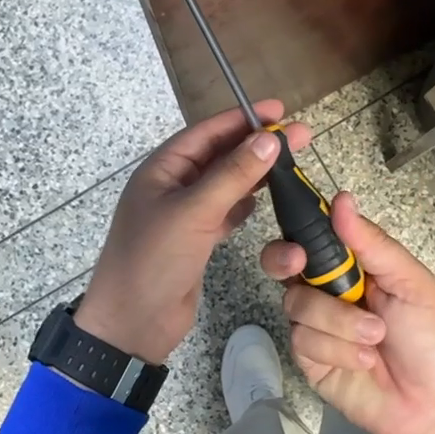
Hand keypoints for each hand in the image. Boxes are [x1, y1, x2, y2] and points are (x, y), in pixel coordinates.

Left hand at [76, 101, 310, 363]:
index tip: (281, 110)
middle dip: (257, 145)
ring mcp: (183, 215)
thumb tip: (269, 139)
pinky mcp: (195, 241)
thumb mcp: (193, 212)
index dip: (243, 119)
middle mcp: (172, 187)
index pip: (207, 133)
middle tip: (301, 136)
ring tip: (293, 165)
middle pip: (220, 156)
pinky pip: (225, 212)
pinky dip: (245, 204)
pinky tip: (266, 199)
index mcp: (162, 170)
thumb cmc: (154, 260)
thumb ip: (232, 175)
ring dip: (255, 175)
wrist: (133, 323)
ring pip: (225, 184)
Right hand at [261, 192, 434, 433]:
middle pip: (283, 264)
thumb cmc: (434, 339)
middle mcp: (328, 291)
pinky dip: (336, 348)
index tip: (301, 232)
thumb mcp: (411, 282)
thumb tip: (341, 199)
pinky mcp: (309, 360)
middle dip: (285, 261)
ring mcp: (316, 326)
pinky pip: (304, 340)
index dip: (299, 230)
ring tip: (375, 339)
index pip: (314, 237)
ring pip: (297, 304)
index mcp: (355, 267)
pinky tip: (363, 362)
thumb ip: (372, 243)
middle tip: (298, 265)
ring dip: (338, 321)